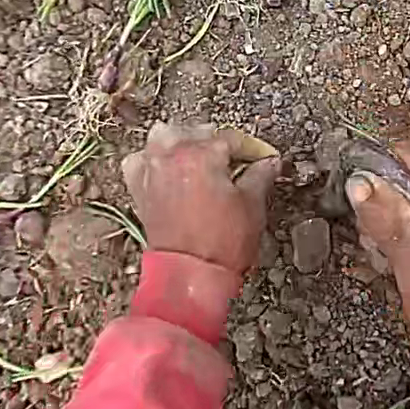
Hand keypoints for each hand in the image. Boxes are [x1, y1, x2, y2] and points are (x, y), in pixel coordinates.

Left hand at [121, 123, 280, 274]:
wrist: (190, 276)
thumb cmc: (223, 241)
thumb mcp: (252, 203)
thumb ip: (261, 174)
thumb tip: (270, 162)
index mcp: (201, 155)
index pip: (232, 139)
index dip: (252, 148)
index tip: (265, 158)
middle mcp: (171, 157)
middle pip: (197, 132)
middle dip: (219, 141)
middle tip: (240, 158)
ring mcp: (151, 172)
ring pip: (164, 138)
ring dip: (184, 141)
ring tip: (203, 154)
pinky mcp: (140, 191)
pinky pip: (141, 161)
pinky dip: (154, 158)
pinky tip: (168, 166)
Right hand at [348, 143, 409, 374]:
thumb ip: (390, 223)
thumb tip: (360, 181)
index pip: (403, 154)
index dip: (374, 168)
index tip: (357, 199)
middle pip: (404, 175)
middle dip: (380, 203)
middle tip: (377, 244)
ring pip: (409, 199)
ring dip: (391, 224)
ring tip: (392, 261)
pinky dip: (406, 238)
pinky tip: (405, 266)